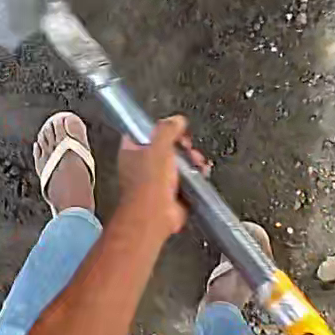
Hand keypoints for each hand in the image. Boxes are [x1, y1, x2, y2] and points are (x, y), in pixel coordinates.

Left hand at [116, 116, 207, 236]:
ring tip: (198, 162)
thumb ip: (167, 130)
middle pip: (166, 147)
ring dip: (191, 160)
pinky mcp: (171, 193)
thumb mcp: (159, 147)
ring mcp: (156, 180)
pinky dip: (196, 176)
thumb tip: (177, 119)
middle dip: (182, 146)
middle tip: (188, 148)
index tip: (175, 128)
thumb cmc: (150, 181)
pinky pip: (186, 179)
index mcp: (131, 151)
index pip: (144, 132)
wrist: (155, 215)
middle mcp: (141, 165)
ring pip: (178, 163)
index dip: (160, 128)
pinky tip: (203, 172)